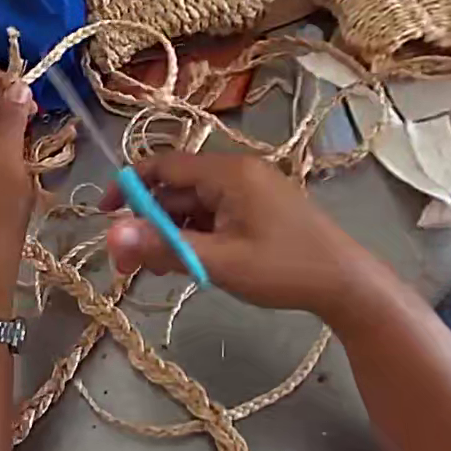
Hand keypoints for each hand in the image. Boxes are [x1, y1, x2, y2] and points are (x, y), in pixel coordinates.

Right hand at [101, 152, 399, 322]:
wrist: (347, 284)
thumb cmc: (284, 269)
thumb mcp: (218, 262)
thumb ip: (164, 247)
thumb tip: (111, 236)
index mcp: (228, 172)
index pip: (163, 165)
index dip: (128, 187)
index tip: (104, 214)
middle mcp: (236, 171)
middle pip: (176, 188)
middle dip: (149, 222)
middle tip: (129, 262)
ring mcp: (249, 188)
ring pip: (192, 204)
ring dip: (172, 232)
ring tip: (163, 269)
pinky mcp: (257, 206)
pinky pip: (213, 213)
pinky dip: (195, 234)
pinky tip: (192, 261)